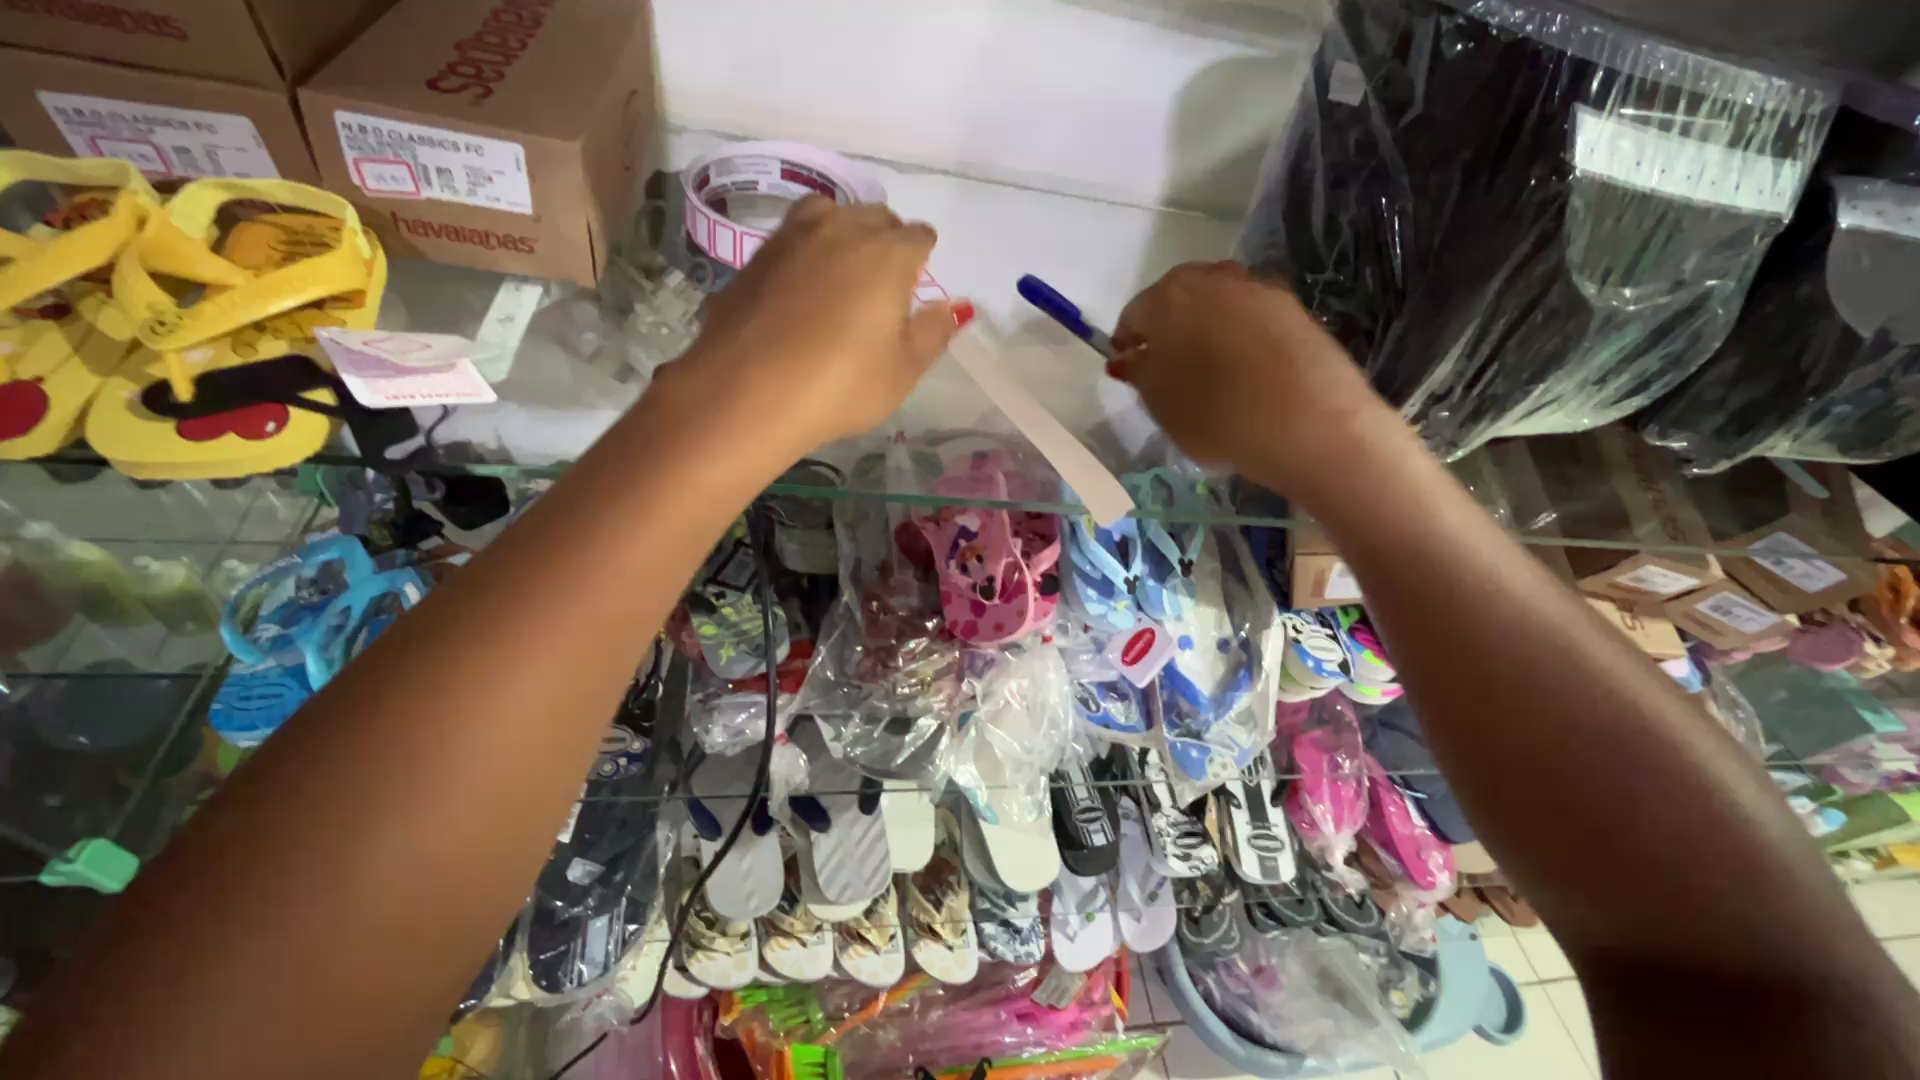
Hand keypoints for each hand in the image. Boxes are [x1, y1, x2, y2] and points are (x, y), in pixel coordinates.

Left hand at [664, 196, 966, 454]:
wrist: (746, 392)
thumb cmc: (839, 386)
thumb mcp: (901, 372)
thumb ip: (932, 333)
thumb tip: (951, 307)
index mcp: (888, 254)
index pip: (919, 236)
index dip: (922, 257)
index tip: (917, 284)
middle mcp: (842, 229)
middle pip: (875, 217)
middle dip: (887, 240)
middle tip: (883, 282)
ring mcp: (793, 237)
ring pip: (830, 215)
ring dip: (844, 232)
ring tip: (842, 270)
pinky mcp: (756, 256)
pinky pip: (793, 239)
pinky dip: (806, 252)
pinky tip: (801, 287)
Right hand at [1112, 261, 1393, 485]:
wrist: (1309, 420)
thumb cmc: (1215, 412)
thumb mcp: (1160, 402)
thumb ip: (1139, 373)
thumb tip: (1130, 357)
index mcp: (1167, 296)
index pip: (1134, 316)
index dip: (1129, 345)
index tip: (1131, 373)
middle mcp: (1212, 278)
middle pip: (1179, 302)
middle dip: (1171, 331)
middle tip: (1171, 372)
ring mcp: (1259, 289)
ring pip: (1219, 307)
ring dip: (1210, 332)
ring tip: (1214, 373)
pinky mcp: (1295, 308)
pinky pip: (1254, 322)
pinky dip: (1244, 340)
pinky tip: (1249, 374)